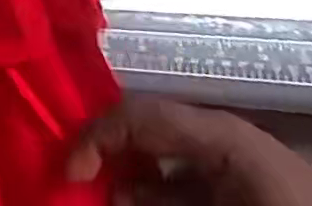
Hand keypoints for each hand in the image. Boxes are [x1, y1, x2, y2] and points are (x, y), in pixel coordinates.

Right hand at [67, 99, 311, 205]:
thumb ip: (160, 196)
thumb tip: (109, 195)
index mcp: (217, 133)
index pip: (138, 115)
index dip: (95, 137)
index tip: (67, 175)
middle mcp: (221, 139)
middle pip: (147, 132)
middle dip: (110, 157)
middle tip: (77, 186)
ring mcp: (235, 168)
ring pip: (165, 165)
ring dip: (132, 183)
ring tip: (102, 200)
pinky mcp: (244, 192)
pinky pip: (188, 187)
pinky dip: (160, 195)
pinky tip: (137, 205)